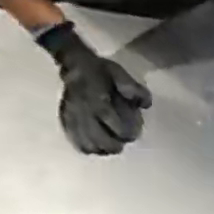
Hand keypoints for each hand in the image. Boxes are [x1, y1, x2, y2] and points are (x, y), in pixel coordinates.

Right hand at [35, 22, 151, 154]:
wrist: (75, 64)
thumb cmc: (100, 71)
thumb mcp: (119, 74)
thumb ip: (133, 89)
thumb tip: (147, 104)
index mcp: (97, 100)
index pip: (113, 125)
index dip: (125, 133)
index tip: (132, 134)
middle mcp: (83, 111)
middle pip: (100, 139)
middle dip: (114, 145)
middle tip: (121, 143)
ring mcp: (72, 118)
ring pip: (89, 144)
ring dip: (102, 149)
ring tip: (110, 146)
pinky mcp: (67, 121)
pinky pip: (77, 142)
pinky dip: (89, 148)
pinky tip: (97, 147)